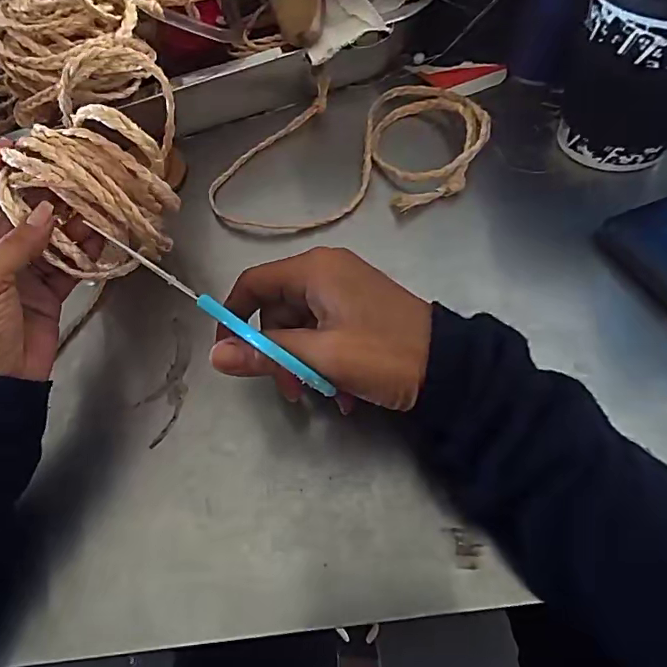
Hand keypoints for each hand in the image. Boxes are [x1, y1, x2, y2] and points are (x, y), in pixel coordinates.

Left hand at [0, 144, 91, 380]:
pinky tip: (102, 233)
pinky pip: (69, 264)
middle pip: (22, 214)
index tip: (17, 143)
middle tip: (71, 168)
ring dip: (72, 219)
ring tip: (95, 196)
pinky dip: (85, 250)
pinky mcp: (49, 293)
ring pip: (51, 237)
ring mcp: (24, 274)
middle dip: (45, 192)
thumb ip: (15, 245)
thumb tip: (47, 212)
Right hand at [210, 247, 432, 410]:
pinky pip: (324, 331)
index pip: (253, 283)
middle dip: (277, 353)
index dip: (232, 317)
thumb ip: (266, 353)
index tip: (228, 353)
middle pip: (276, 309)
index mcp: (315, 270)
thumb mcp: (320, 357)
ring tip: (322, 396)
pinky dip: (324, 360)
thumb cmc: (382, 354)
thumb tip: (215, 356)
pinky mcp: (360, 309)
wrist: (451, 367)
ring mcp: (345, 290)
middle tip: (290, 389)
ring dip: (303, 364)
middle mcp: (327, 271)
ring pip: (300, 326)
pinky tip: (342, 393)